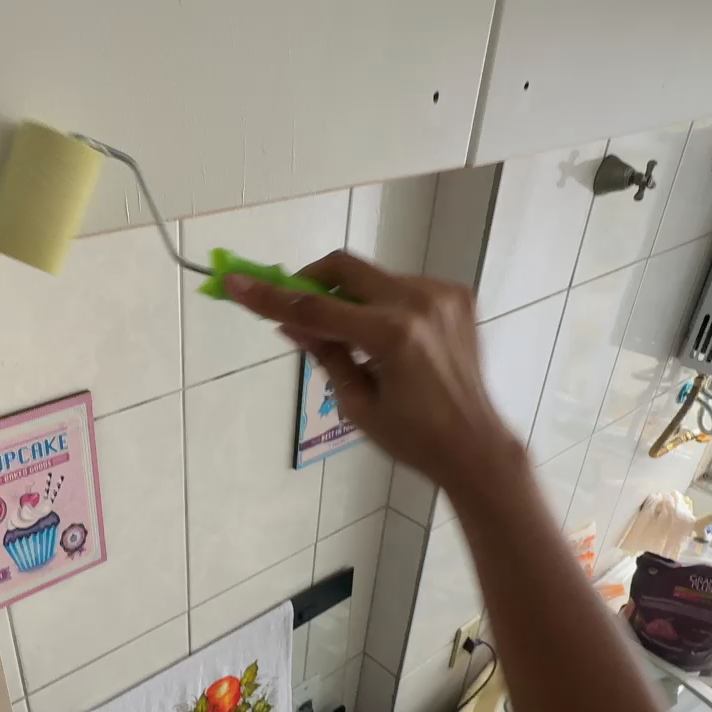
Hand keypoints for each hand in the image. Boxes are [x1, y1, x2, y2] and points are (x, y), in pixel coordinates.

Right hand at [223, 251, 522, 496]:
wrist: (475, 444)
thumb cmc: (413, 439)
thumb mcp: (356, 403)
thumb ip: (324, 353)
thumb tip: (289, 322)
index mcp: (393, 337)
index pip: (316, 308)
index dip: (270, 297)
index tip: (235, 283)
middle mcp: (419, 303)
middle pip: (345, 268)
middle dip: (310, 281)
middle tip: (293, 304)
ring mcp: (442, 294)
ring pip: (373, 277)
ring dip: (349, 298)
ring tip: (353, 341)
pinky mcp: (456, 295)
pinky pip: (400, 285)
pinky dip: (380, 304)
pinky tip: (386, 340)